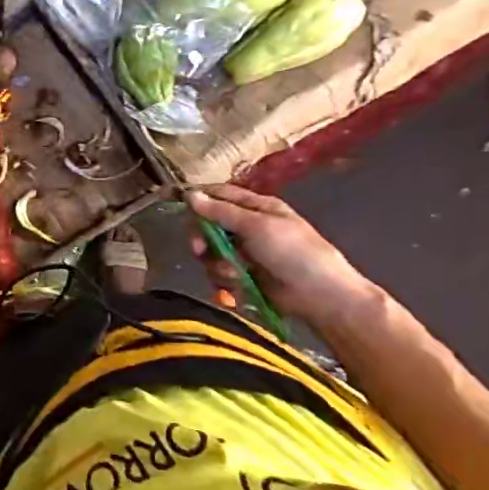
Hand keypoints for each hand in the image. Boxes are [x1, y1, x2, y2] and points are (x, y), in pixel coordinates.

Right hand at [186, 184, 382, 330]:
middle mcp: (247, 226)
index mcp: (256, 207)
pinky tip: (236, 284)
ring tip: (234, 273)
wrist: (319, 295)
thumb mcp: (257, 226)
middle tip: (200, 249)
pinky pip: (217, 270)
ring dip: (215, 262)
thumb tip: (190, 195)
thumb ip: (221, 212)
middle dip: (201, 237)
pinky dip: (223, 278)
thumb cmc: (294, 253)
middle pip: (207, 223)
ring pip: (209, 250)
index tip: (168, 198)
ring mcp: (244, 251)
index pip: (218, 194)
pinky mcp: (242, 273)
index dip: (196, 196)